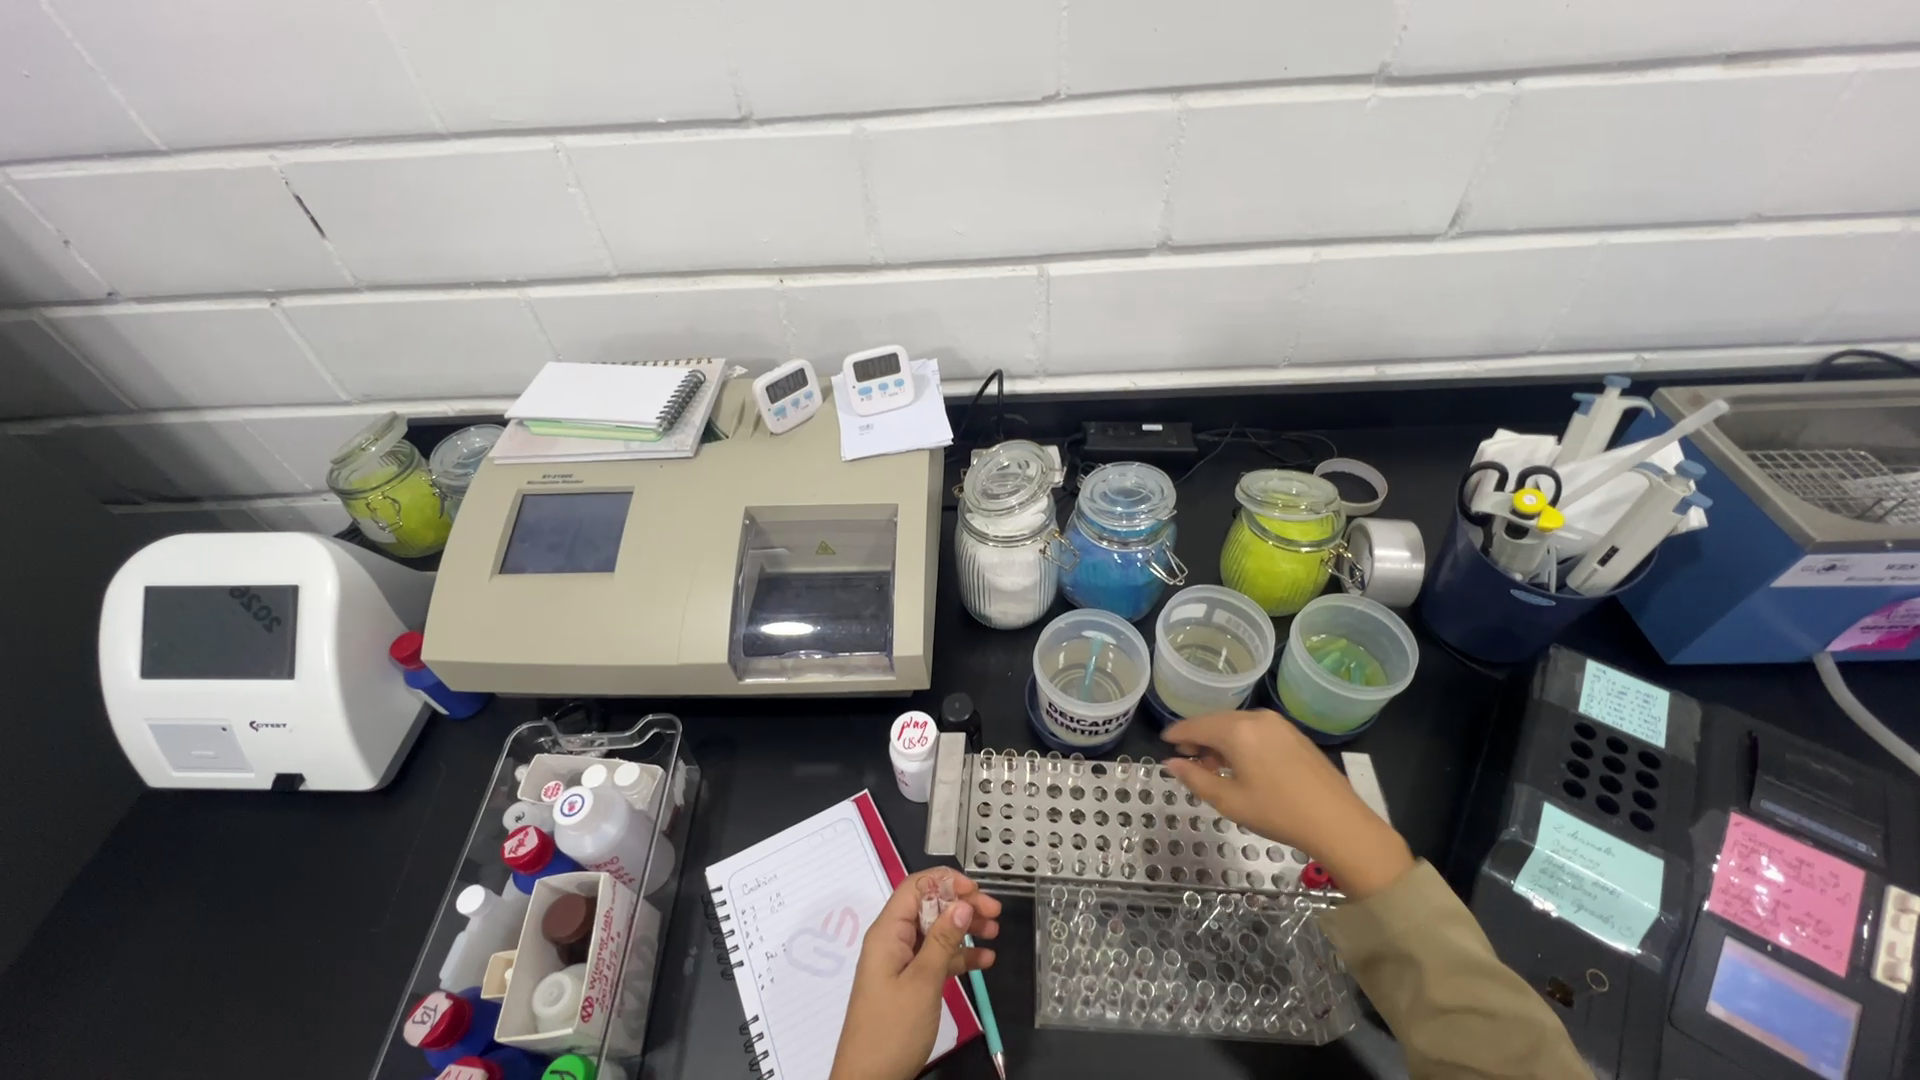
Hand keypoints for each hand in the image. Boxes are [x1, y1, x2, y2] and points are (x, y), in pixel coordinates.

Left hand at [828, 869, 1002, 1079]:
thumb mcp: (922, 982)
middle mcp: (893, 940)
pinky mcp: (911, 983)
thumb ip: (942, 940)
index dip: (946, 882)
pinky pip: (938, 958)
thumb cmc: (892, 1029)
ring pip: (937, 932)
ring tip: (995, 932)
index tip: (976, 891)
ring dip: (965, 929)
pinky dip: (960, 956)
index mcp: (888, 932)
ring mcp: (902, 962)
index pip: (915, 887)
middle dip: (962, 904)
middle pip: (929, 907)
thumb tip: (961, 903)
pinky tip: (985, 960)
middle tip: (994, 912)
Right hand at [1162, 709, 1413, 899]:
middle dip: (1198, 738)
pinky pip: (1256, 730)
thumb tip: (1170, 763)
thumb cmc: (1278, 813)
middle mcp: (1257, 718)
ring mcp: (1279, 724)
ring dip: (1220, 741)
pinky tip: (1240, 765)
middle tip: (1186, 759)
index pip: (1195, 725)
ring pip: (1237, 725)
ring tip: (1212, 767)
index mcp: (1237, 730)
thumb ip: (1195, 778)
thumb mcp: (1229, 801)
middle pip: (1216, 722)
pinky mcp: (1294, 734)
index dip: (1177, 734)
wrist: (1338, 822)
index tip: (1164, 744)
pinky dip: (1241, 741)